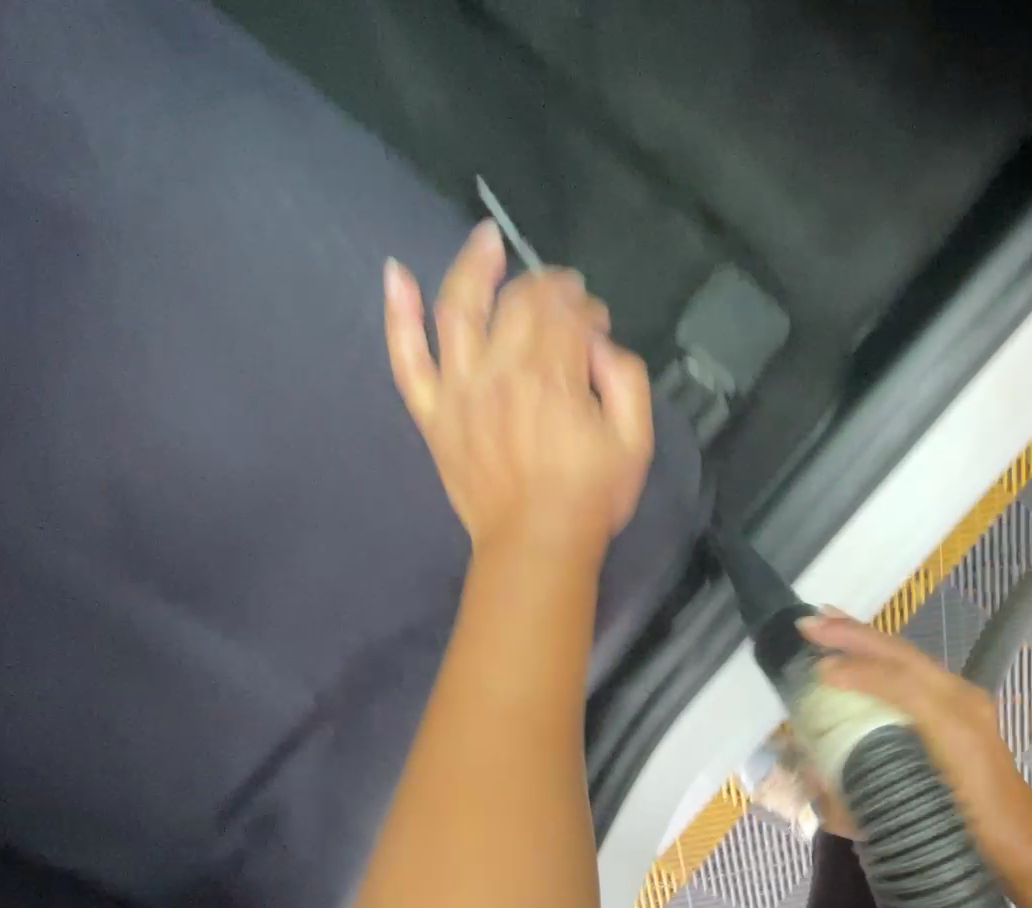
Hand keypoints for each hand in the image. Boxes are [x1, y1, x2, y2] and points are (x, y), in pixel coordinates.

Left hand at [383, 222, 653, 558]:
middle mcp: (500, 371)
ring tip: (487, 238)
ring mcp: (459, 389)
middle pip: (518, 302)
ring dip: (473, 266)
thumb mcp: (636, 439)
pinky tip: (395, 273)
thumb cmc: (592, 496)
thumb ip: (626, 379)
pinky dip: (397, 315)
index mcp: (554, 377)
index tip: (598, 318)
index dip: (584, 304)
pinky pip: (406, 358)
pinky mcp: (433, 412)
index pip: (566, 313)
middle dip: (545, 284)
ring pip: (458, 309)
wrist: (536, 545)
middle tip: (563, 288)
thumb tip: (599, 345)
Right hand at [800, 612, 1031, 860]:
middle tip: (808, 624)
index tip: (819, 670)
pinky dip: (882, 649)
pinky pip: (915, 664)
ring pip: (909, 654)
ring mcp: (963, 695)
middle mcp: (960, 701)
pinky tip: (857, 644)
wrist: (1015, 833)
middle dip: (854, 636)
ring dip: (865, 636)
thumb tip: (809, 772)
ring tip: (826, 618)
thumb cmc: (959, 834)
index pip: (903, 686)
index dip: (859, 674)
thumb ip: (855, 803)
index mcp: (953, 729)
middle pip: (904, 657)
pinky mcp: (960, 696)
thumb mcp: (902, 824)